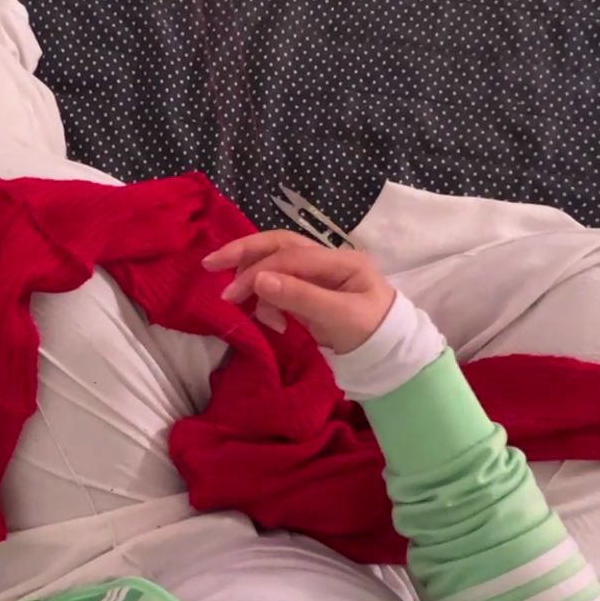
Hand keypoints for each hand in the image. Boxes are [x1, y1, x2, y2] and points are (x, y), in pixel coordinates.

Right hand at [202, 231, 395, 353]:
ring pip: (276, 260)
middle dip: (243, 253)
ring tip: (243, 305)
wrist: (390, 356)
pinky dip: (266, 298)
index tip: (232, 294)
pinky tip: (271, 322)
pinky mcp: (310, 290)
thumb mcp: (339, 318)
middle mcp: (328, 259)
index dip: (257, 270)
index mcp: (341, 260)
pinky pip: (279, 284)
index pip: (289, 255)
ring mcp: (319, 274)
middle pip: (278, 244)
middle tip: (210, 264)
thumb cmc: (371, 335)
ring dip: (253, 277)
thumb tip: (258, 280)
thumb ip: (300, 297)